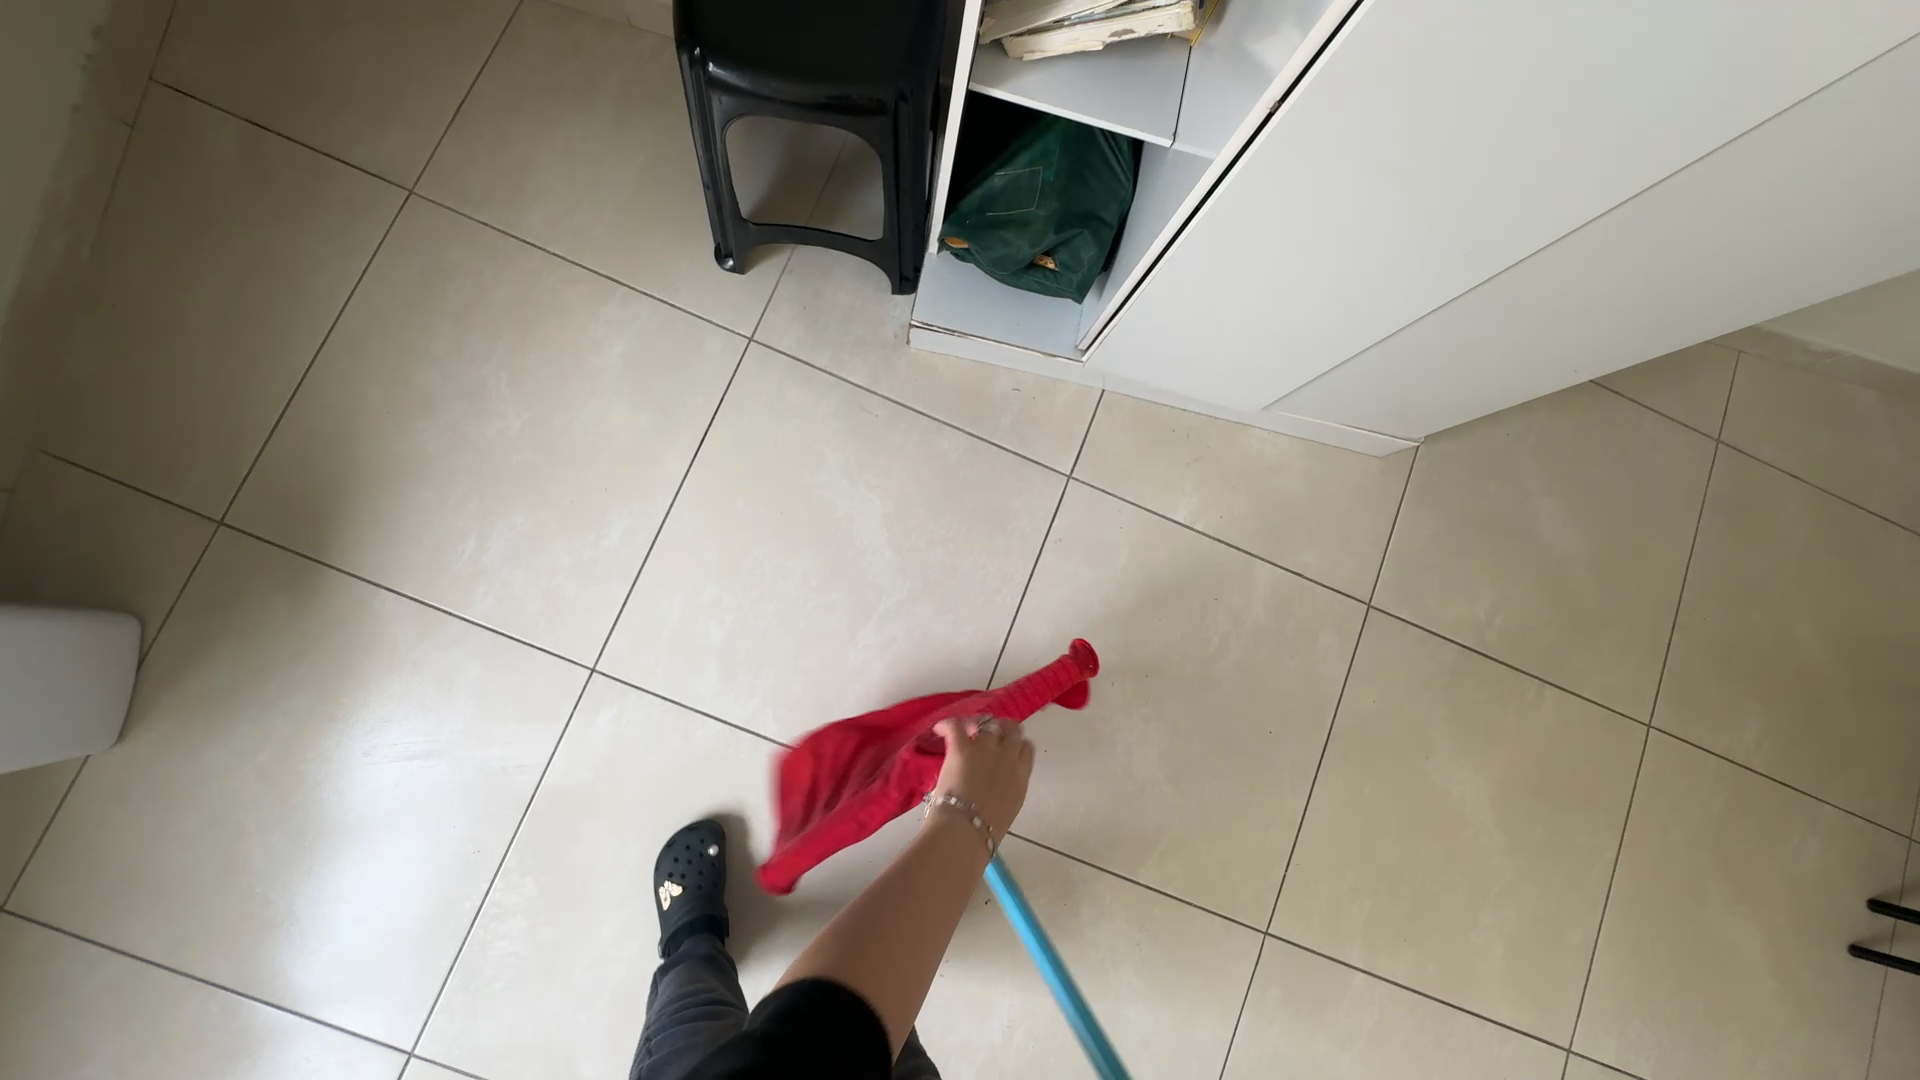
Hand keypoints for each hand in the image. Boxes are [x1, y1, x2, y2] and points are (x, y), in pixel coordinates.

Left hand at [929, 715, 1033, 843]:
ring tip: (967, 729)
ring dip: (978, 724)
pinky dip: (947, 724)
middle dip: (1002, 728)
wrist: (966, 830)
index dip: (1016, 744)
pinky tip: (940, 729)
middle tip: (990, 732)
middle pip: (1011, 730)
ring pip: (987, 723)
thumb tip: (997, 785)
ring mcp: (985, 749)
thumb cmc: (986, 830)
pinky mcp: (962, 748)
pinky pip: (956, 725)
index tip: (1007, 747)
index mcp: (1021, 776)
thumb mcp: (1008, 808)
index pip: (1026, 748)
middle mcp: (1007, 757)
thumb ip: (1007, 789)